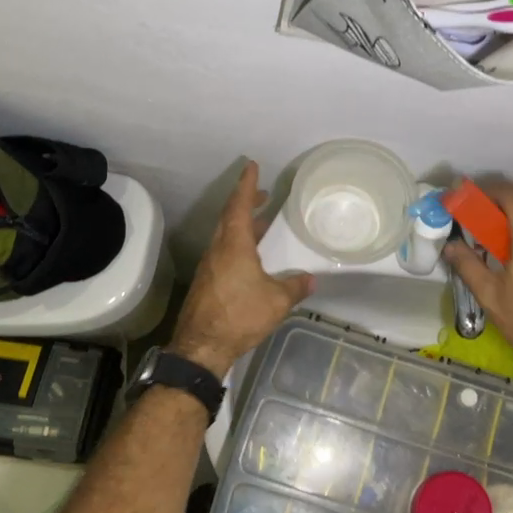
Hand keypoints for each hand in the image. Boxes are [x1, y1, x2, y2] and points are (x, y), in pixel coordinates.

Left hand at [170, 161, 313, 375]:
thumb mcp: (276, 301)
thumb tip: (310, 280)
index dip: (247, 185)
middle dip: (246, 203)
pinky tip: (251, 258)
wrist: (201, 346)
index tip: (251, 166)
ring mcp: (209, 266)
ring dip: (242, 225)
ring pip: (225, 236)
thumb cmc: (240, 316)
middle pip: (230, 218)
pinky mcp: (206, 283)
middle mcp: (218, 250)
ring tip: (261, 225)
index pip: (240, 206)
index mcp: (234, 245)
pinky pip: (223, 253)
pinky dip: (238, 245)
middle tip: (263, 195)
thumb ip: (294, 287)